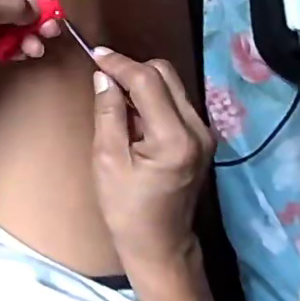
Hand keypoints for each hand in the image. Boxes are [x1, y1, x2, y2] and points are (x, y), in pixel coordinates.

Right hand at [90, 51, 215, 271]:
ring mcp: (204, 133)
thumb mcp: (107, 160)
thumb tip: (103, 76)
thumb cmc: (127, 209)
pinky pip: (175, 100)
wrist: (160, 245)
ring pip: (171, 84)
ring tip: (114, 96)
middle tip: (102, 77)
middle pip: (165, 73)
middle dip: (132, 68)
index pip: (147, 81)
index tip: (95, 55)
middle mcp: (198, 129)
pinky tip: (132, 111)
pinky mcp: (201, 137)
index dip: (119, 63)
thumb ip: (108, 113)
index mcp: (174, 138)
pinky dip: (152, 96)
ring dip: (142, 81)